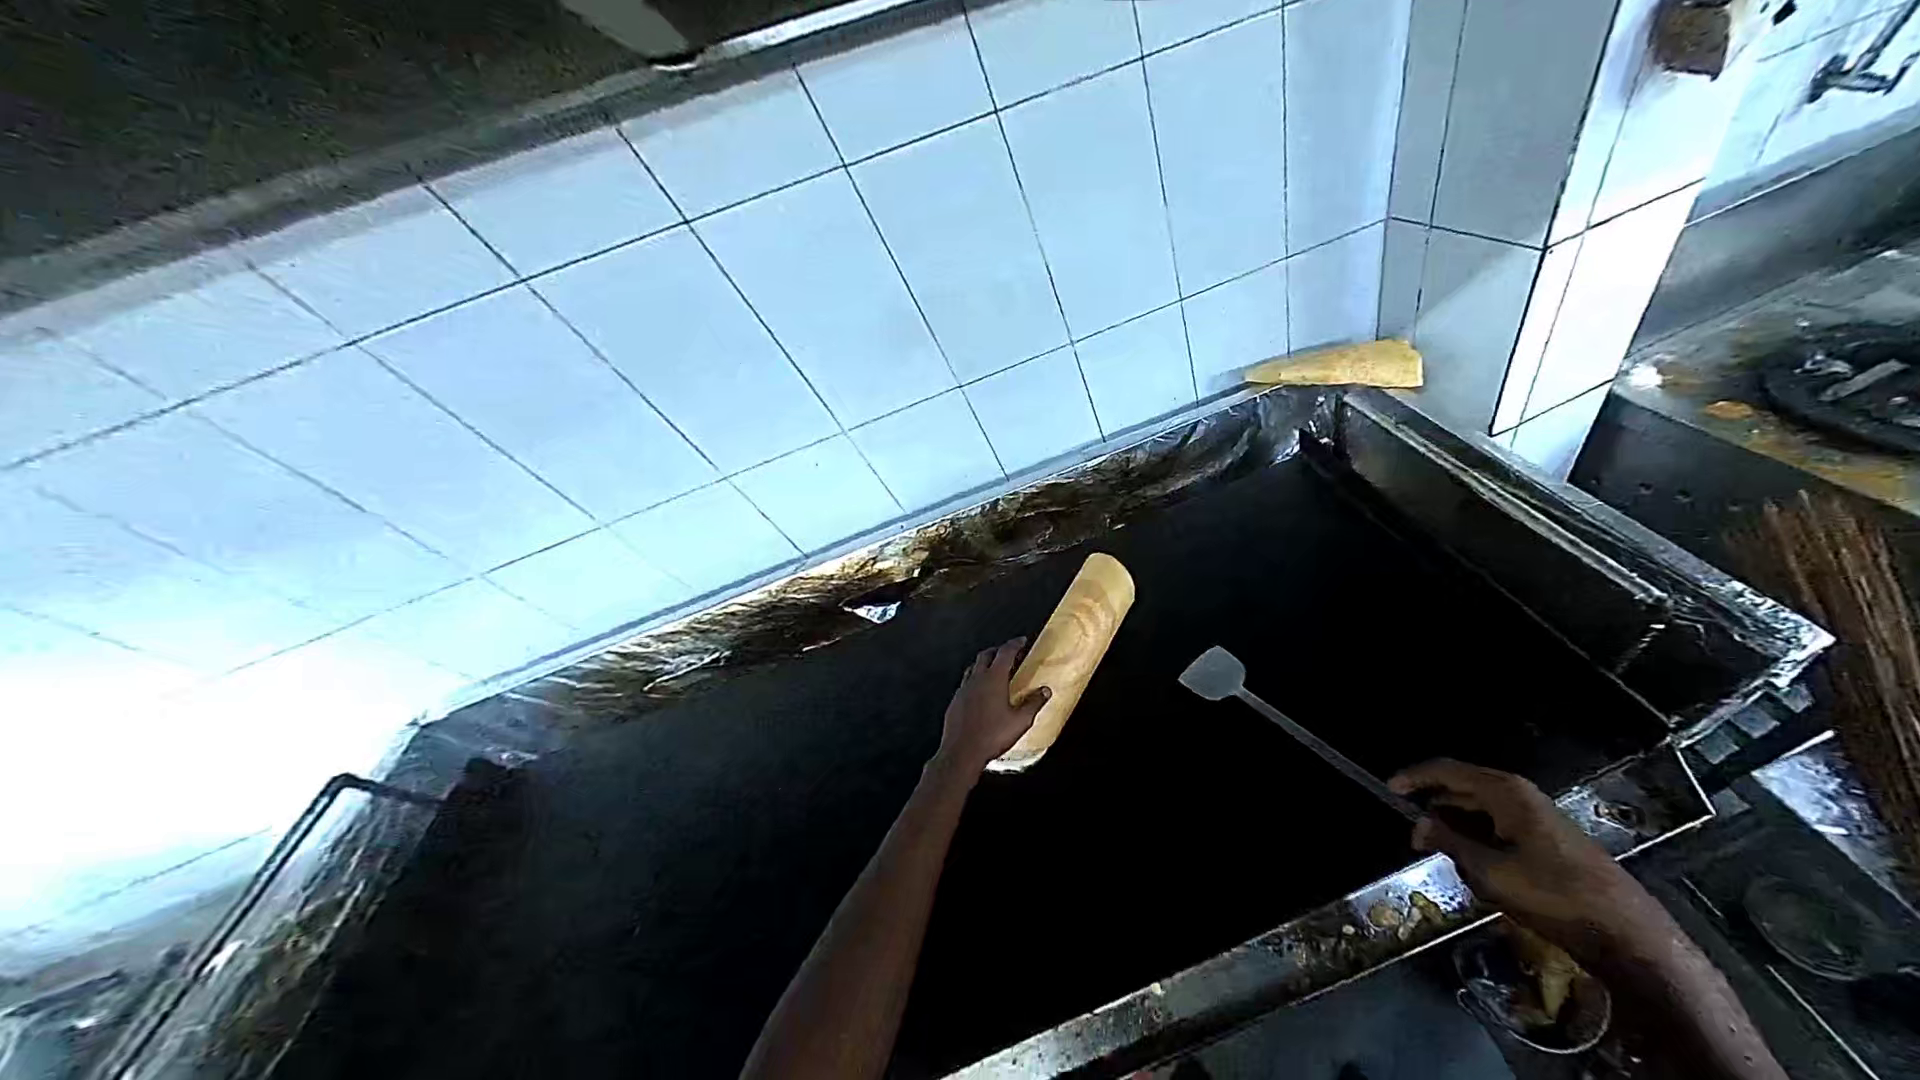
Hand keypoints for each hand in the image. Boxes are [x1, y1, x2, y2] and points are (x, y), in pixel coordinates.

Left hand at [935, 638, 1050, 775]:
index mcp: (993, 679)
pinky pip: (965, 683)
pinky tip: (981, 692)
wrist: (961, 752)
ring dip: (984, 664)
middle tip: (1009, 653)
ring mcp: (963, 689)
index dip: (1014, 644)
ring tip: (995, 670)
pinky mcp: (955, 701)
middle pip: (986, 655)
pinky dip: (975, 680)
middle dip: (998, 650)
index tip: (1021, 641)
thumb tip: (1045, 691)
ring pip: (973, 667)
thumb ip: (1034, 703)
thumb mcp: (1020, 721)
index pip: (1005, 652)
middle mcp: (976, 679)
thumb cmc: (992, 736)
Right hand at [1388, 759, 1662, 954]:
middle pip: (1463, 789)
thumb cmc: (1554, 895)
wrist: (1631, 937)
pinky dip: (1479, 839)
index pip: (1445, 770)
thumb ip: (1448, 842)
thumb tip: (1418, 825)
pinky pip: (1500, 828)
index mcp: (1505, 792)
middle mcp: (1521, 796)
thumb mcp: (1489, 871)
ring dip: (1457, 827)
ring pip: (1481, 811)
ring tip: (1442, 854)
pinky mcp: (1549, 841)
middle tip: (1414, 835)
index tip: (1388, 791)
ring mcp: (1539, 818)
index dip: (1413, 778)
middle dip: (1435, 808)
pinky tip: (1475, 866)